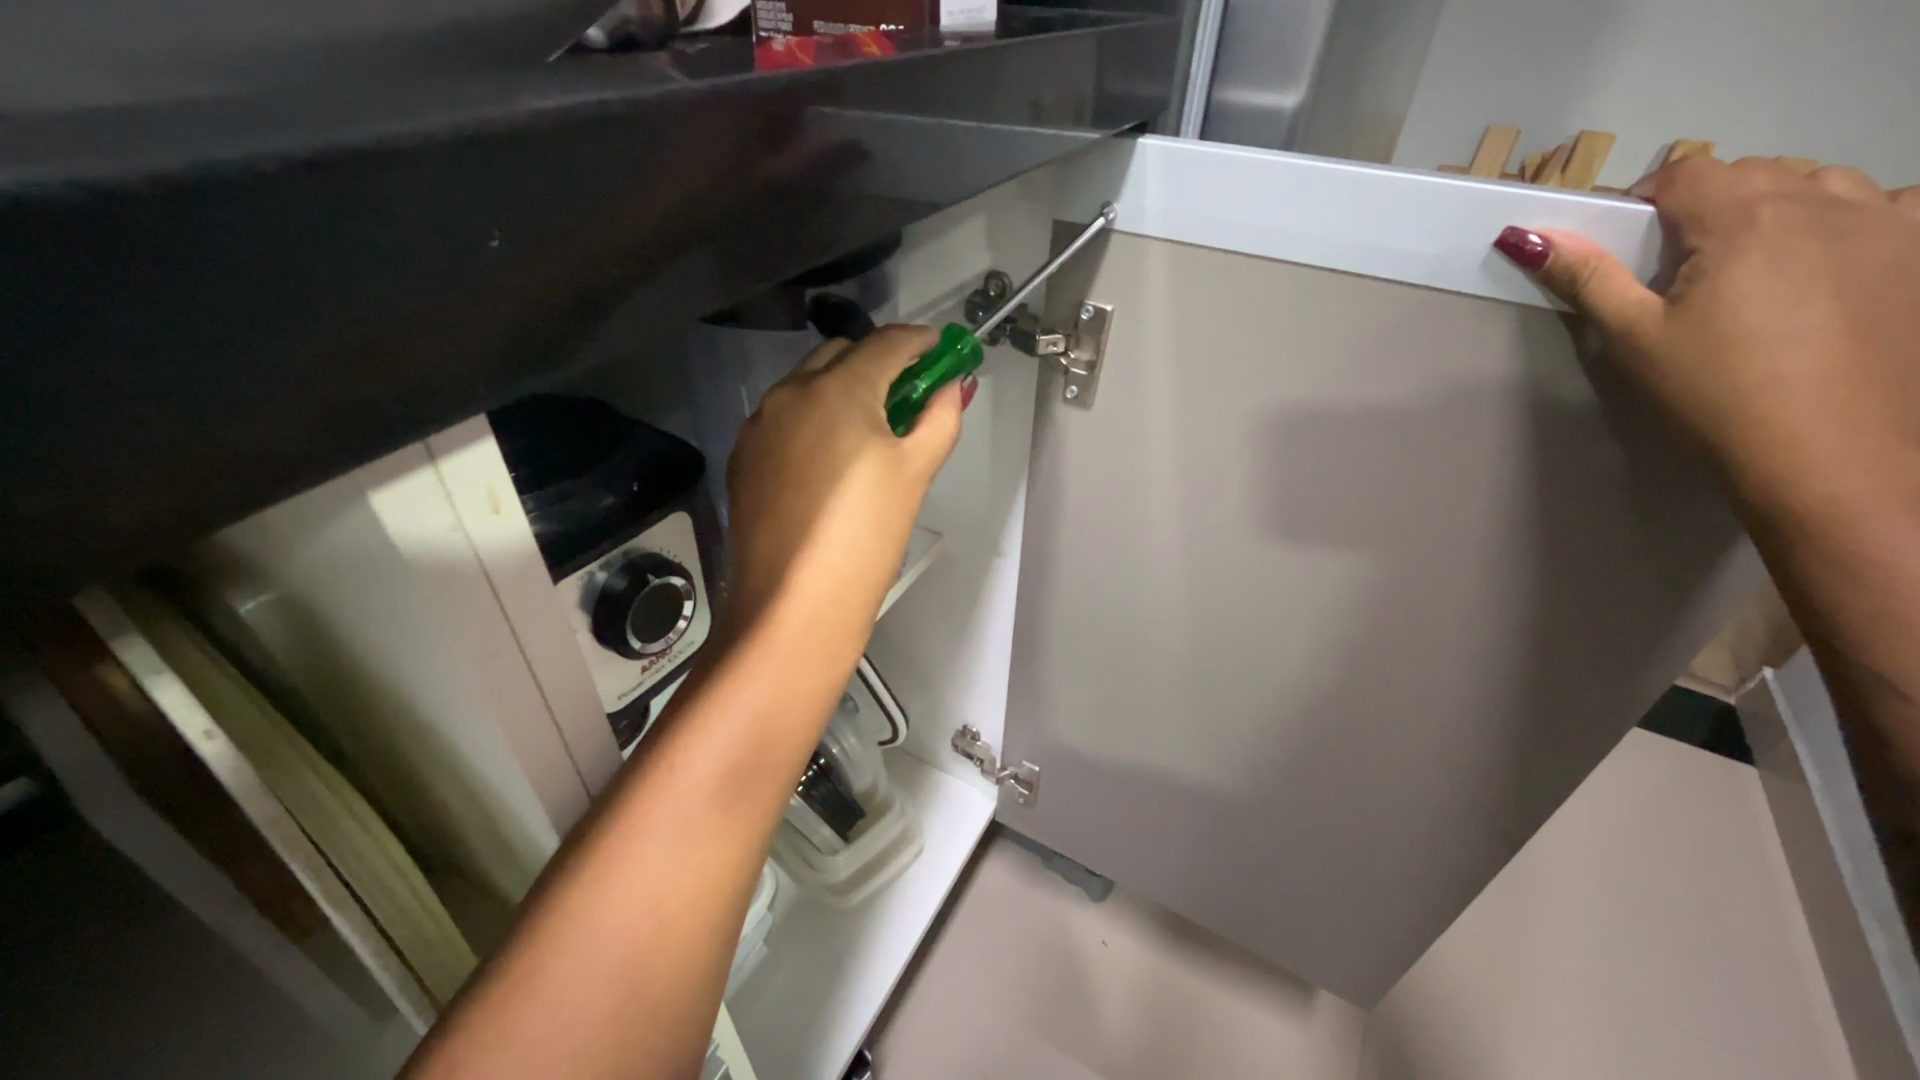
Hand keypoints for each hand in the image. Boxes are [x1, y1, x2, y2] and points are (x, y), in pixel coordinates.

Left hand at [724, 324, 972, 639]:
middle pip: (842, 353)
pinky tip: (830, 461)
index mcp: (839, 388)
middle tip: (909, 396)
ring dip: (842, 389)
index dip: (922, 342)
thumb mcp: (915, 474)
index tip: (942, 352)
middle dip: (879, 363)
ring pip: (808, 384)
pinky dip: (813, 420)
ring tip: (870, 431)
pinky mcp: (744, 457)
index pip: (888, 342)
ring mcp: (760, 424)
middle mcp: (790, 392)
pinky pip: (785, 418)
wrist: (792, 606)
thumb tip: (950, 388)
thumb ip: (938, 419)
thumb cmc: (865, 537)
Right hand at [1493, 158, 1919, 513]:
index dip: (1647, 198)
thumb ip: (1585, 277)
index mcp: (1742, 218)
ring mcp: (1885, 222)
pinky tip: (1832, 259)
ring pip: (1818, 183)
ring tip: (1754, 264)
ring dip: (1779, 205)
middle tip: (1680, 269)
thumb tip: (1525, 235)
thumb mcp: (1634, 339)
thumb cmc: (1715, 396)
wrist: (1827, 456)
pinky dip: (1854, 218)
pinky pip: (1890, 204)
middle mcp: (1820, 201)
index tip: (1628, 245)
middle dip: (1707, 205)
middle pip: (1750, 174)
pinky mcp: (1918, 253)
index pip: (1685, 171)